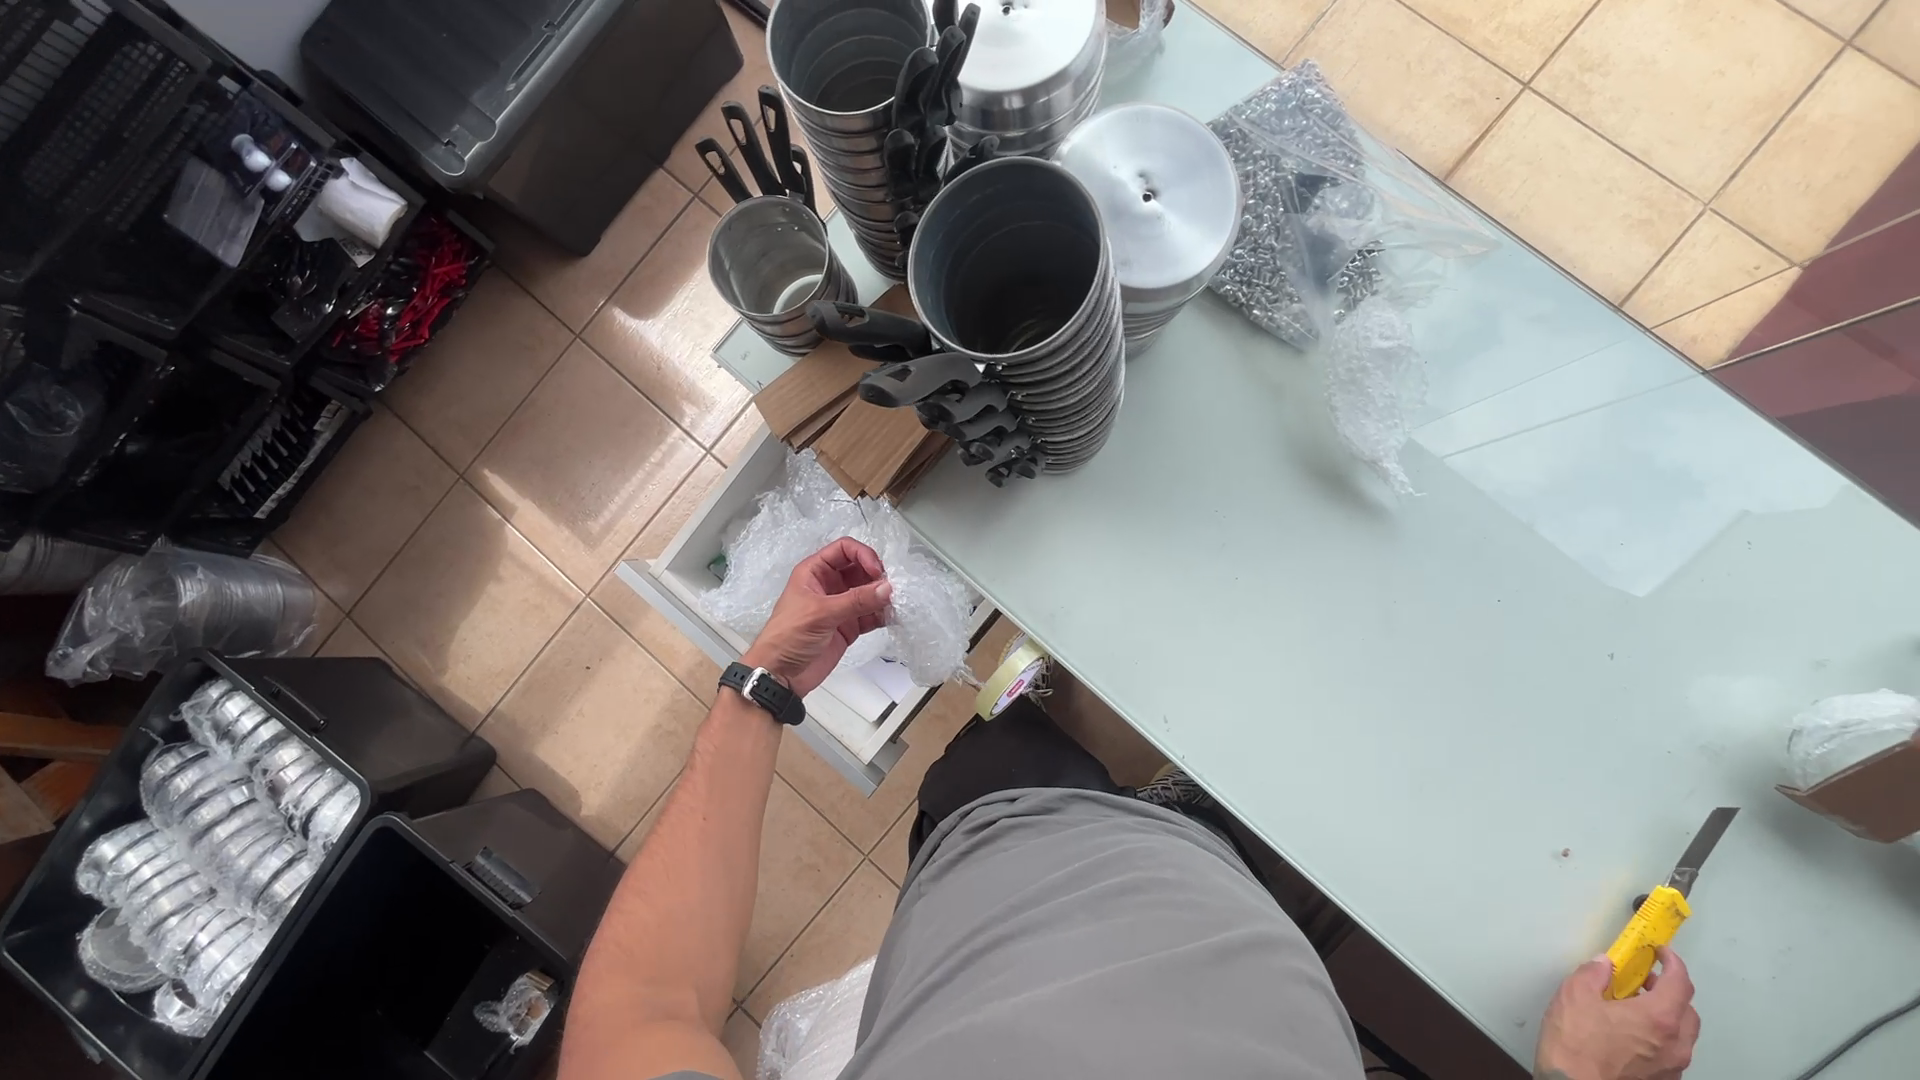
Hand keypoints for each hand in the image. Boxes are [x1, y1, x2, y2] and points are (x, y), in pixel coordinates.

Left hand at [741, 539, 891, 697]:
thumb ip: (856, 600)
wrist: (780, 675)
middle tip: (890, 589)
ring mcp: (840, 606)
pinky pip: (871, 614)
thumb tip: (886, 588)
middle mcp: (829, 585)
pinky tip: (892, 617)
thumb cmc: (786, 637)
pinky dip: (883, 615)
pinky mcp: (849, 626)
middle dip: (877, 576)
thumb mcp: (821, 613)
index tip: (876, 571)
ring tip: (895, 604)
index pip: (844, 549)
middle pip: (860, 569)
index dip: (863, 555)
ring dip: (883, 596)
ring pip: (869, 592)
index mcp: (815, 572)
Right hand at [1534, 949, 1699, 1079]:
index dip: (1673, 963)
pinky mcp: (1665, 1079)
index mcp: (1658, 1017)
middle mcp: (1676, 1042)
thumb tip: (1605, 963)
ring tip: (1635, 1006)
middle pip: (1688, 1009)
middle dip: (1670, 989)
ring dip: (1667, 1013)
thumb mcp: (1574, 995)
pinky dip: (1662, 1034)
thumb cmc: (1576, 1040)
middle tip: (1644, 978)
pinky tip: (1634, 1032)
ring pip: (1684, 1033)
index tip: (1660, 952)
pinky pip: (1674, 1051)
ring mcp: (1674, 1065)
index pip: (1680, 983)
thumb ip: (1594, 974)